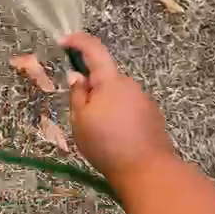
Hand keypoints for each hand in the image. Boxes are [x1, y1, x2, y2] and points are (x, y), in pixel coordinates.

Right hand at [61, 32, 177, 184]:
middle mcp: (130, 85)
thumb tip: (78, 76)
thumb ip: (77, 94)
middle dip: (90, 84)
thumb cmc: (107, 144)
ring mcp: (144, 101)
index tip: (62, 42)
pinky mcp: (152, 117)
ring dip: (104, 101)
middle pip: (106, 75)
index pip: (94, 49)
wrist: (148, 172)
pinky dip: (117, 113)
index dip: (77, 41)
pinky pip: (128, 106)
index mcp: (110, 81)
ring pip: (117, 93)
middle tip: (77, 106)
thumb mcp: (80, 120)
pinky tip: (113, 135)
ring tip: (96, 128)